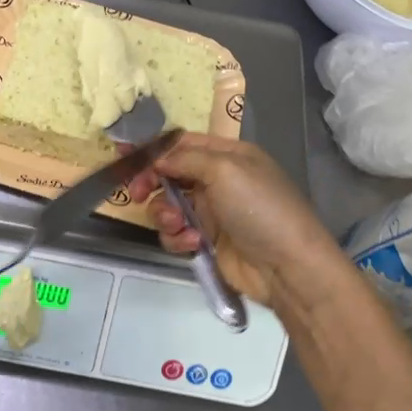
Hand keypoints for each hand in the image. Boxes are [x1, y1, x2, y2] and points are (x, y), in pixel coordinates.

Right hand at [127, 134, 337, 308]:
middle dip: (152, 183)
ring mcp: (212, 213)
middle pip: (169, 174)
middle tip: (139, 193)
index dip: (153, 148)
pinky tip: (194, 244)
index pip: (182, 143)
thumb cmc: (260, 208)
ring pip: (168, 206)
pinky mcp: (206, 243)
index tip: (124, 155)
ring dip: (166, 215)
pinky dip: (178, 238)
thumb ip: (185, 158)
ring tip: (180, 225)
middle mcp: (218, 180)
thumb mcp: (224, 170)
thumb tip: (157, 158)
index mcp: (228, 155)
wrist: (287, 267)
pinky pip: (176, 234)